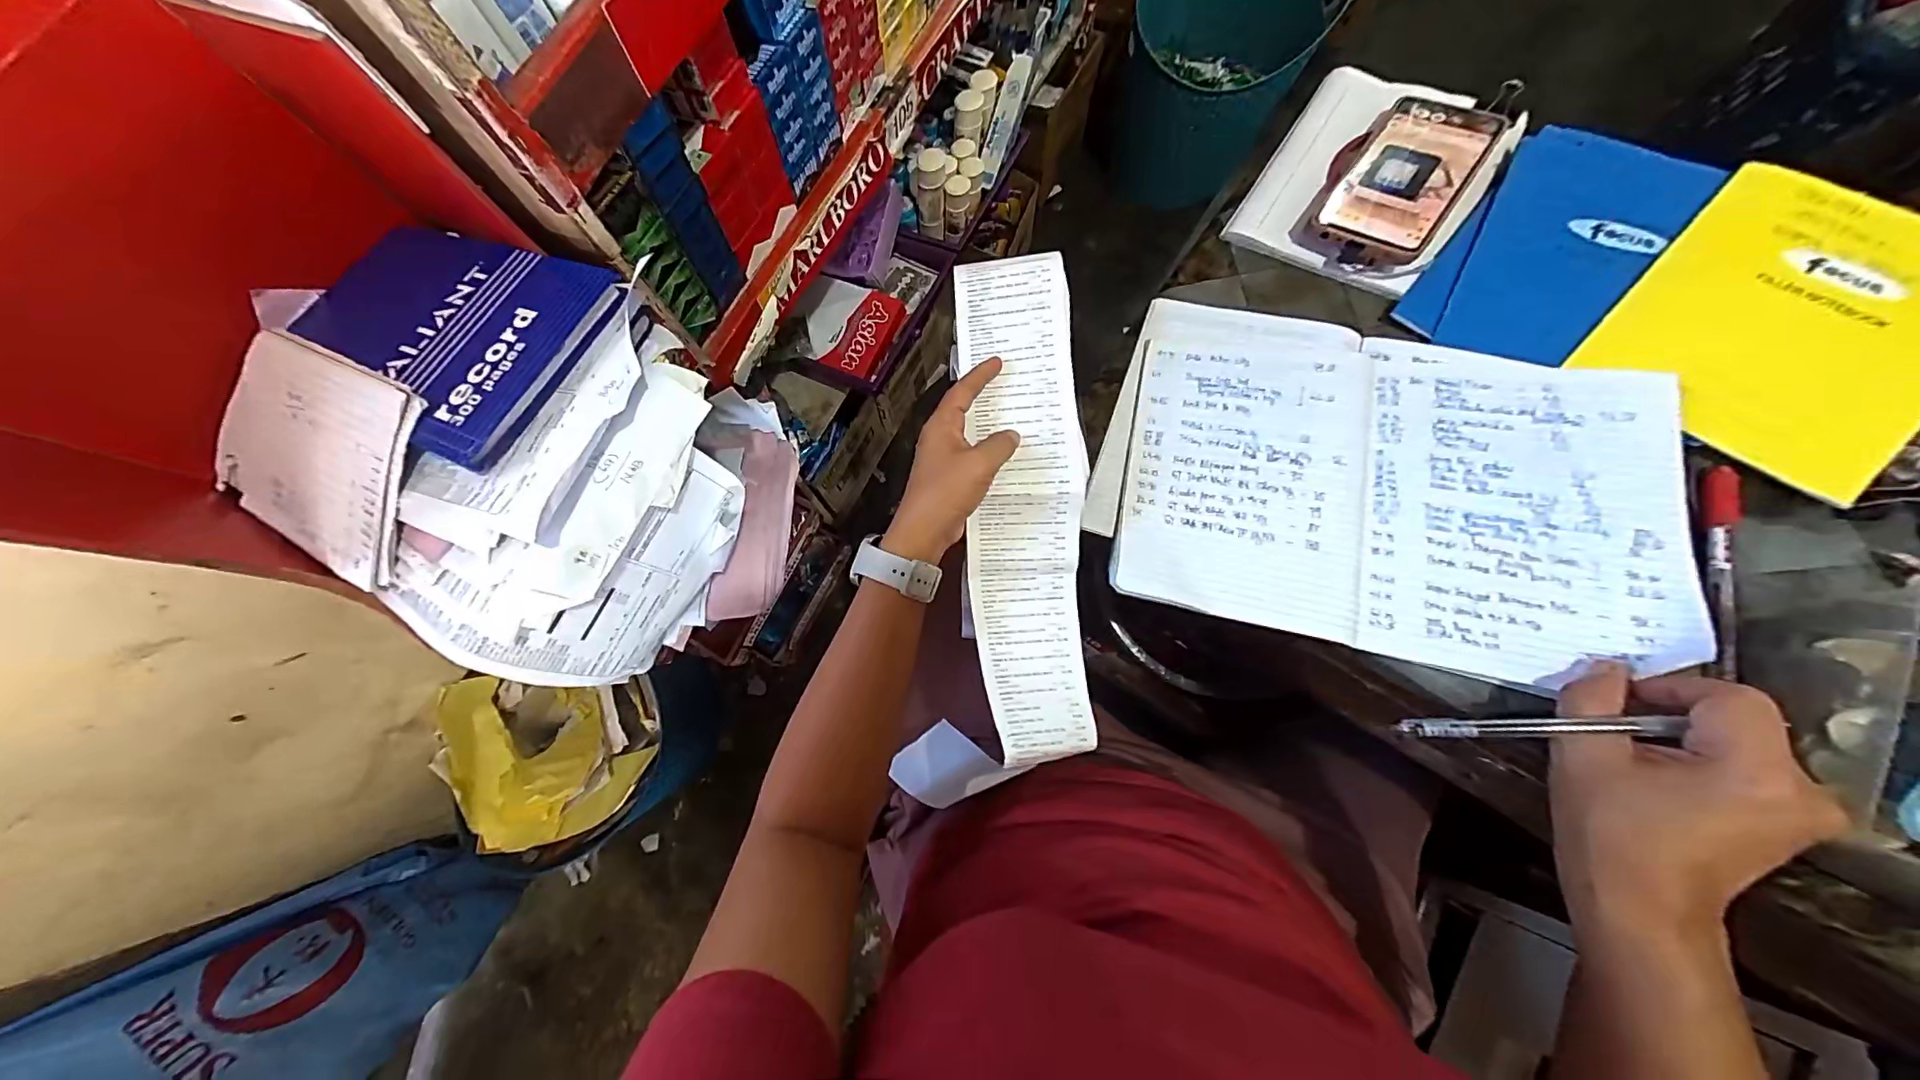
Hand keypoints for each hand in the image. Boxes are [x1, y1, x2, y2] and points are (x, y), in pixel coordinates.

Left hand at [881, 358, 1019, 562]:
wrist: (924, 530)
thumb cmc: (943, 494)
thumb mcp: (979, 464)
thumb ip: (999, 446)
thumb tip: (1010, 436)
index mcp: (941, 427)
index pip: (961, 392)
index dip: (979, 376)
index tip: (995, 363)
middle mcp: (938, 439)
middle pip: (960, 409)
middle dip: (980, 395)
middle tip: (999, 381)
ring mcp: (941, 459)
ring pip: (967, 433)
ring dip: (985, 425)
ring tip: (1005, 415)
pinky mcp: (947, 477)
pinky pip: (970, 456)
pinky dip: (986, 451)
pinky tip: (1000, 456)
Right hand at [1550, 662, 1846, 941]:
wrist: (1636, 909)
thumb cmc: (1609, 833)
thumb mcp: (1582, 755)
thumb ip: (1590, 698)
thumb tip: (1607, 668)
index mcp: (1758, 771)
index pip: (1728, 696)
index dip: (1668, 687)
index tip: (1619, 700)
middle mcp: (1800, 790)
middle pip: (1737, 718)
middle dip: (1673, 713)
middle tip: (1618, 725)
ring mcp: (1801, 812)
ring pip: (1739, 742)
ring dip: (1684, 736)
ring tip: (1633, 754)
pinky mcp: (1787, 824)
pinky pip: (1745, 768)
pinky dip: (1700, 760)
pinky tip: (1658, 777)